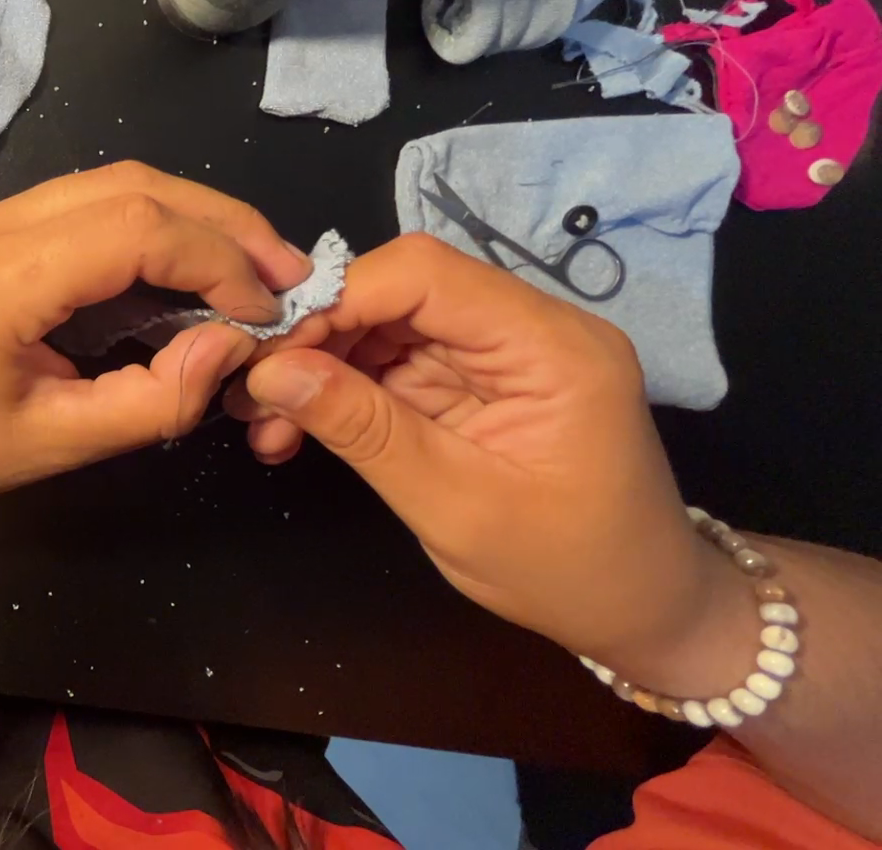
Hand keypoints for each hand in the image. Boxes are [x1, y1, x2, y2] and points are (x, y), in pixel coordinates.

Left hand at [0, 162, 311, 494]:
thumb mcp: (59, 444)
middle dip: (221, 222)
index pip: (130, 230)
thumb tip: (232, 342)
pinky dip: (152, 222)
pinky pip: (87, 201)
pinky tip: (187, 259)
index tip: (264, 308)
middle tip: (283, 271)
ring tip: (250, 264)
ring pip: (112, 181)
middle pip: (129, 185)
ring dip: (192, 214)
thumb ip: (155, 400)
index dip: (215, 259)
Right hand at [229, 235, 738, 688]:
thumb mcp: (452, 505)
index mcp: (547, 347)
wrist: (635, 612)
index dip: (336, 298)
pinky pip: (374, 362)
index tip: (270, 351)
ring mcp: (484, 353)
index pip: (423, 276)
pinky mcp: (456, 379)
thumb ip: (361, 429)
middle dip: (311, 336)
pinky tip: (288, 428)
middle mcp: (518, 330)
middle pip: (390, 292)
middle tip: (253, 388)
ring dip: (308, 366)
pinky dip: (326, 391)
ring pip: (371, 325)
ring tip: (261, 419)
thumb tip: (268, 372)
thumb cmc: (565, 569)